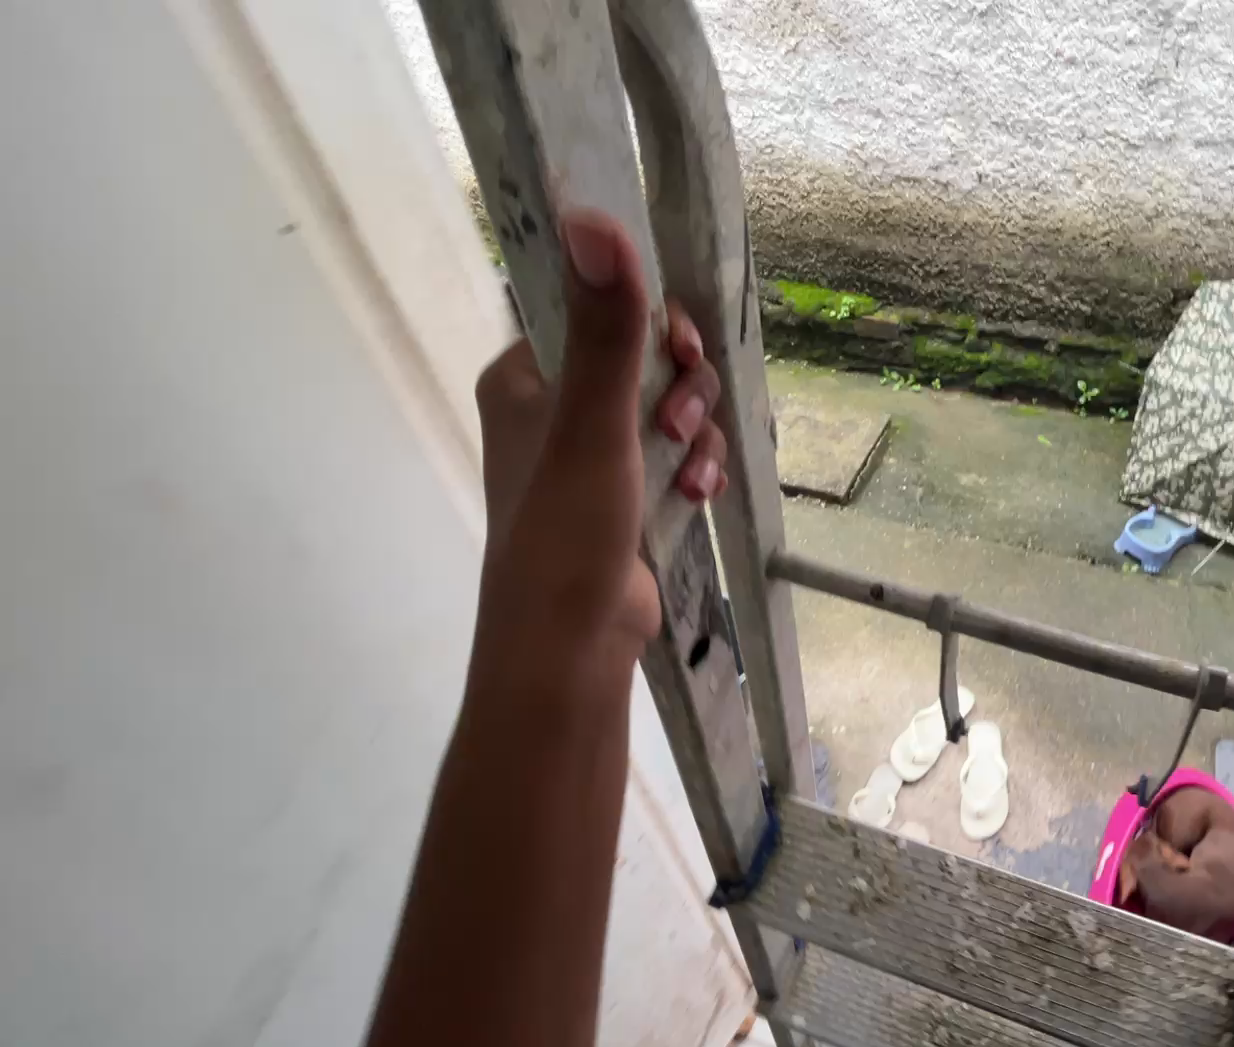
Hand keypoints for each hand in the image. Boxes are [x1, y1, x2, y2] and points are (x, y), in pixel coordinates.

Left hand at [467, 208, 728, 701]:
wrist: (572, 639)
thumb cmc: (568, 529)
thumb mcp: (594, 424)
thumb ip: (606, 330)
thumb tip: (593, 217)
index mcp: (527, 377)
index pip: (601, 316)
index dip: (653, 326)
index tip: (682, 354)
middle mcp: (557, 408)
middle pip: (647, 362)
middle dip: (684, 390)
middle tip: (681, 427)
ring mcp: (595, 455)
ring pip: (671, 410)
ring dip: (698, 432)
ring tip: (695, 473)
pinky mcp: (628, 494)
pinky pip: (678, 455)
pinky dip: (696, 465)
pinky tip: (701, 493)